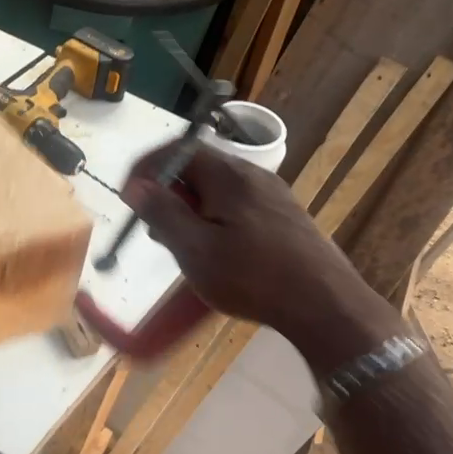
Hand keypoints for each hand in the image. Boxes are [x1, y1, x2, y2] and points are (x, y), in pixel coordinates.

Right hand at [120, 143, 404, 370]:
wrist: (324, 304)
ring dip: (191, 212)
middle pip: (199, 169)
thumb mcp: (195, 249)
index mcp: (229, 176)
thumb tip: (135, 185)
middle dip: (168, 194)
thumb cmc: (252, 277)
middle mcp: (253, 176)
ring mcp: (273, 196)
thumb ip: (163, 214)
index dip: (147, 169)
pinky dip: (215, 222)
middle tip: (153, 231)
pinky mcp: (284, 218)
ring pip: (218, 191)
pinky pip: (238, 208)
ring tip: (182, 249)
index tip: (128, 198)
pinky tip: (217, 255)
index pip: (179, 150)